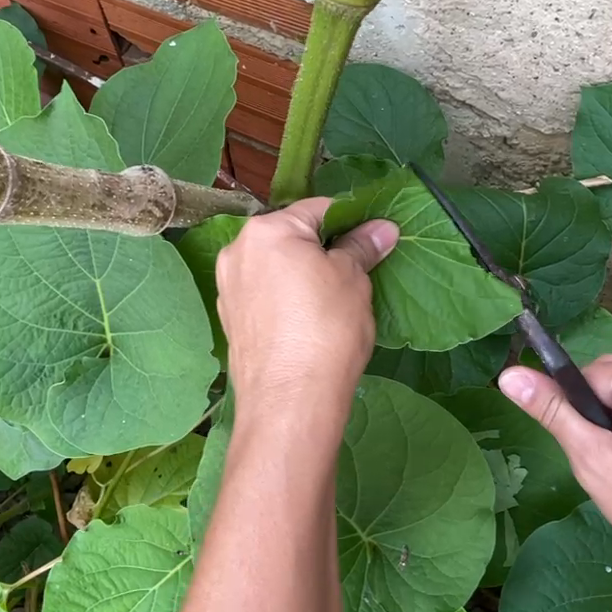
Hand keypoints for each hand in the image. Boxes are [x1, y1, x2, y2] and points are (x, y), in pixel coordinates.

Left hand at [216, 198, 397, 445]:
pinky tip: (306, 322)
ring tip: (332, 301)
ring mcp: (228, 287)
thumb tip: (383, 227)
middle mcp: (237, 251)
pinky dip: (284, 299)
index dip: (351, 221)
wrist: (290, 401)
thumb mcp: (353, 280)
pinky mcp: (229, 319)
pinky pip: (263, 296)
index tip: (374, 240)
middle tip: (355, 274)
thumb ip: (362, 247)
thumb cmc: (327, 328)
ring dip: (301, 274)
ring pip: (275, 267)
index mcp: (266, 230)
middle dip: (322, 249)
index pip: (317, 210)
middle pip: (290, 237)